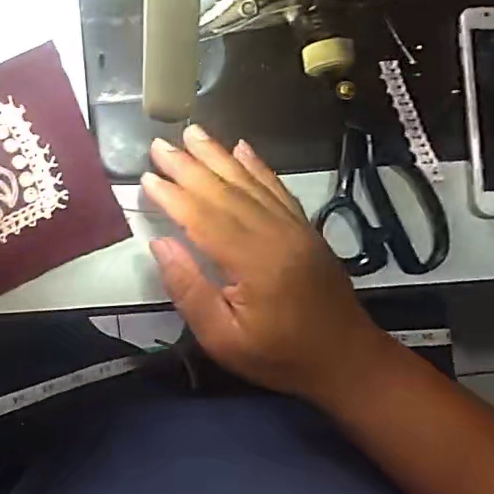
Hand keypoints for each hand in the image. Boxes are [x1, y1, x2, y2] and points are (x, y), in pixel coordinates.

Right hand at [141, 126, 403, 403]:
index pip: (204, 219)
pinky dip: (257, 166)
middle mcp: (276, 234)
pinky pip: (277, 188)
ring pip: (250, 183)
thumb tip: (161, 244)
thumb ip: (190, 290)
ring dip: (218, 155)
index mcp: (255, 263)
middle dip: (189, 166)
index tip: (146, 178)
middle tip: (159, 145)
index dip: (173, 196)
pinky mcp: (305, 228)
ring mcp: (295, 227)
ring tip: (193, 133)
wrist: (346, 360)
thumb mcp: (223, 339)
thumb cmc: (279, 356)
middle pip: (225, 192)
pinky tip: (242, 147)